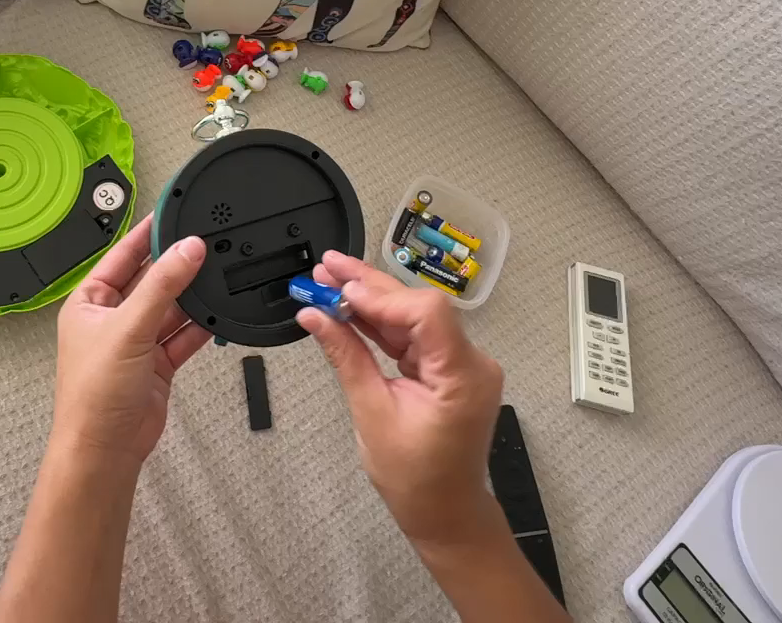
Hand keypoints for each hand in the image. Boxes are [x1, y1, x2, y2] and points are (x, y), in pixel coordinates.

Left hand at [52, 215, 211, 463]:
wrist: (106, 452)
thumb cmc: (93, 396)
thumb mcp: (129, 328)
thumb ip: (162, 286)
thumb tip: (187, 250)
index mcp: (89, 302)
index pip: (121, 255)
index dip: (146, 234)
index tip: (170, 211)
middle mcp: (112, 318)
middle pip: (149, 279)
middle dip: (175, 264)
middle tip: (202, 242)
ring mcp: (136, 340)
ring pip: (169, 306)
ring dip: (190, 295)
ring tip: (215, 273)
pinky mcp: (157, 362)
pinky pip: (182, 334)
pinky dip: (199, 325)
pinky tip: (216, 313)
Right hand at [297, 253, 505, 547]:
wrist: (445, 513)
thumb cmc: (412, 477)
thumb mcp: (371, 413)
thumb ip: (346, 356)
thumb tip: (312, 315)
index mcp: (462, 376)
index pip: (428, 314)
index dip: (383, 296)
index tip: (341, 289)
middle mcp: (469, 360)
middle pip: (416, 306)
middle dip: (368, 286)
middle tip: (326, 267)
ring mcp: (459, 361)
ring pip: (410, 315)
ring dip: (368, 299)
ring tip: (327, 278)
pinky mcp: (445, 365)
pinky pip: (410, 333)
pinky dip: (378, 322)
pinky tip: (346, 306)